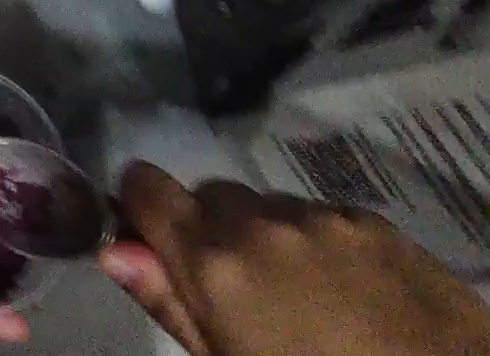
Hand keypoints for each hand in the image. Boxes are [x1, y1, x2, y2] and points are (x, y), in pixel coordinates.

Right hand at [97, 163, 489, 355]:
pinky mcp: (375, 222)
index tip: (157, 242)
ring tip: (311, 299)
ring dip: (269, 237)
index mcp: (214, 259)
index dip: (142, 209)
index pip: (143, 185)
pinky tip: (356, 295)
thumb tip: (114, 249)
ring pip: (265, 205)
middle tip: (247, 293)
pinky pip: (321, 215)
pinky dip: (320, 243)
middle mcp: (258, 221)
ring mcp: (321, 217)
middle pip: (208, 196)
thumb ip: (169, 304)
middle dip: (214, 231)